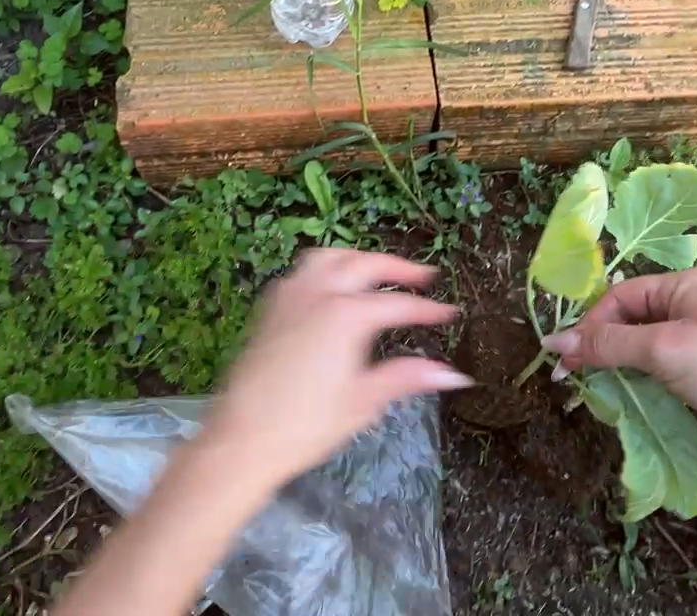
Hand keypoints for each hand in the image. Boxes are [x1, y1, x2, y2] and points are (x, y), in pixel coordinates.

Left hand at [202, 247, 472, 487]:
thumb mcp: (364, 401)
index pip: (398, 305)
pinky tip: (332, 287)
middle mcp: (319, 293)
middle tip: (423, 277)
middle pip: (366, 264)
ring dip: (359, 258)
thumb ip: (408, 377)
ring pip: (330, 257)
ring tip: (377, 271)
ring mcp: (291, 295)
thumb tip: (454, 373)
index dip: (427, 309)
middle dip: (398, 268)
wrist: (242, 438)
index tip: (449, 313)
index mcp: (346, 314)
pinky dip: (327, 268)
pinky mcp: (271, 306)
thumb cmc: (307, 424)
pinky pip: (303, 270)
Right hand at [542, 269, 696, 458]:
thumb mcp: (662, 351)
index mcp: (684, 284)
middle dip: (604, 344)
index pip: (621, 296)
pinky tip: (636, 395)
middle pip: (634, 317)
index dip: (590, 325)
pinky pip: (668, 364)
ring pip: (649, 343)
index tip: (566, 359)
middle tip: (576, 376)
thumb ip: (608, 345)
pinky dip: (647, 377)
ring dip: (623, 363)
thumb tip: (554, 342)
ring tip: (600, 388)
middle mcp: (694, 303)